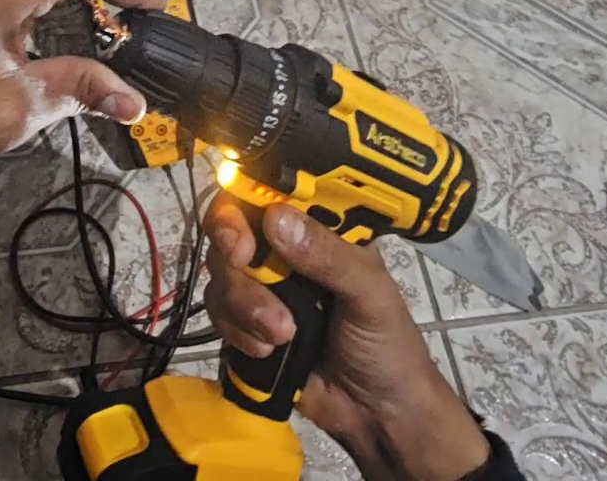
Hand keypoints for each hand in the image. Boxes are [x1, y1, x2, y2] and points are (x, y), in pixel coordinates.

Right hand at [205, 198, 490, 480]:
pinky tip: (267, 351)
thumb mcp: (369, 293)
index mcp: (316, 226)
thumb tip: (275, 218)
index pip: (270, 190)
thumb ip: (328, 255)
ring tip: (282, 335)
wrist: (378, 417)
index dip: (244, 195)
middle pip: (230, 224)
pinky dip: (236, 331)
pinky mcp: (245, 321)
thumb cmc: (388, 343)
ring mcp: (261, 283)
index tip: (244, 224)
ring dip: (243, 303)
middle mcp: (282, 246)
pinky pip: (218, 311)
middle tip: (243, 262)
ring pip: (220, 270)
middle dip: (232, 247)